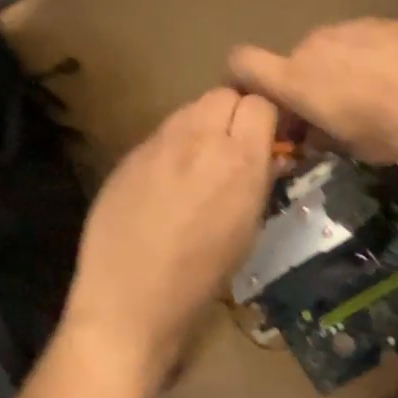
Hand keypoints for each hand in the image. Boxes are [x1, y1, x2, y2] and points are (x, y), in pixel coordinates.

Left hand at [58, 87, 278, 392]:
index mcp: (239, 161)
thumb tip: (269, 157)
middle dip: (234, 113)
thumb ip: (258, 181)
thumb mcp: (247, 231)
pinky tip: (166, 181)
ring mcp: (158, 144)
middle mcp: (199, 139)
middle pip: (224, 94)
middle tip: (234, 147)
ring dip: (202, 125)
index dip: (266, 119)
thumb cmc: (202, 280)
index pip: (261, 103)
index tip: (266, 141)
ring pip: (189, 108)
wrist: (130, 304)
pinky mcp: (128, 155)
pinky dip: (173, 146)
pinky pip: (161, 134)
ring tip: (199, 163)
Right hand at [228, 20, 397, 163]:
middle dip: (300, 90)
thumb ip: (323, 137)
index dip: (239, 82)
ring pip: (326, 53)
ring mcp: (351, 27)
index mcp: (298, 79)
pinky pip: (358, 44)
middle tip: (329, 121)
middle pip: (290, 64)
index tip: (261, 107)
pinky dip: (365, 62)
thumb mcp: (355, 148)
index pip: (241, 64)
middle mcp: (315, 45)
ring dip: (334, 76)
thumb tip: (315, 131)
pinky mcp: (384, 21)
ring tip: (373, 103)